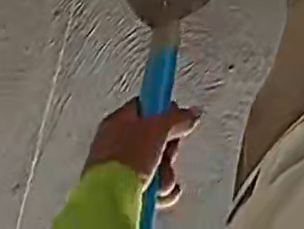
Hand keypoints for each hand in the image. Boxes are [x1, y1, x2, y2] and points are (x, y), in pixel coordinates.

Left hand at [84, 99, 201, 210]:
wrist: (110, 199)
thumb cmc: (128, 158)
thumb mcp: (161, 126)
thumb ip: (179, 116)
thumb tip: (193, 114)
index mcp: (117, 120)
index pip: (147, 105)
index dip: (165, 110)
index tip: (176, 117)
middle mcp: (113, 142)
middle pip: (153, 136)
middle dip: (168, 146)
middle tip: (168, 151)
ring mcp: (116, 167)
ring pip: (153, 161)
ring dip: (165, 169)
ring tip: (162, 177)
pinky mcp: (119, 189)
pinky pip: (147, 182)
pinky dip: (158, 186)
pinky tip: (161, 190)